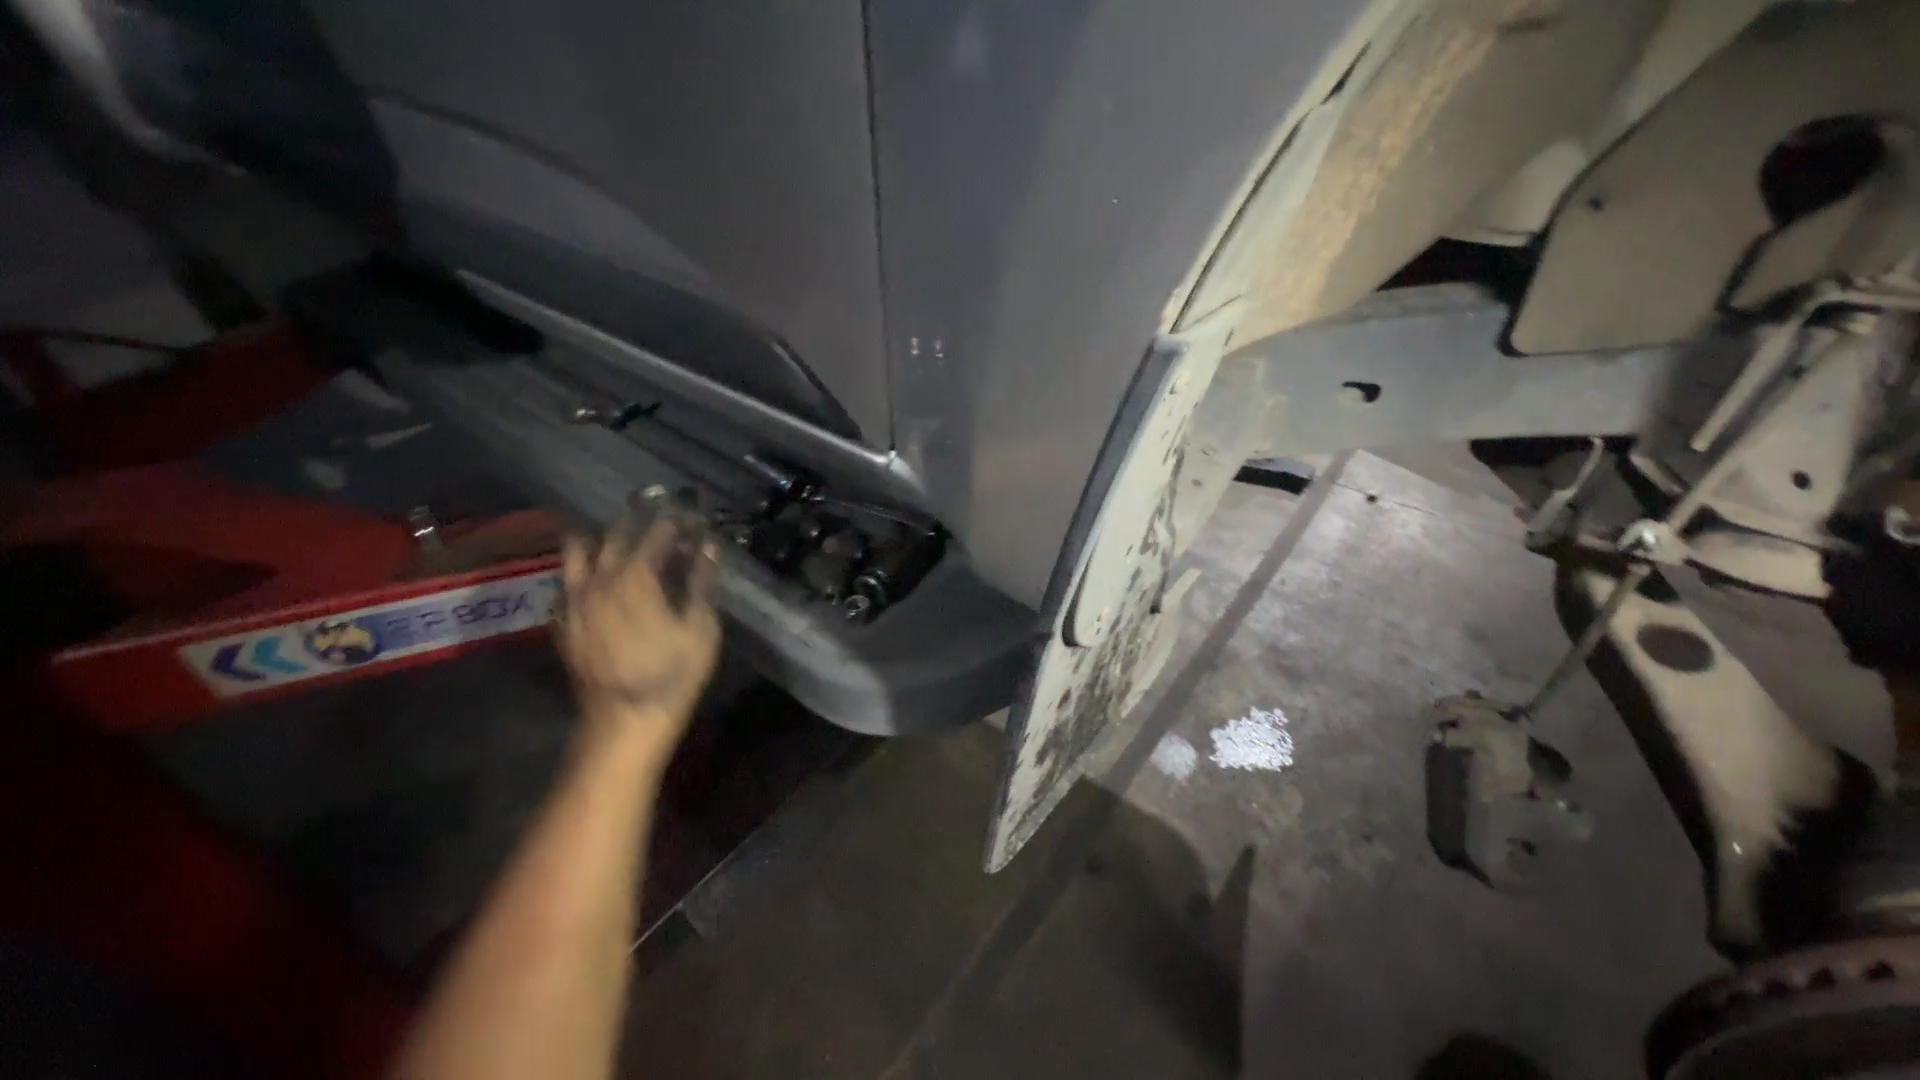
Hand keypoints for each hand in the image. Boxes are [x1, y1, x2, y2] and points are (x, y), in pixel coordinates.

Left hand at [556, 514, 721, 753]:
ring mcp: (574, 598)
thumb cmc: (672, 673)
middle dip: (639, 520)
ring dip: (600, 538)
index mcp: (637, 574)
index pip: (656, 530)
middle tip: (659, 519)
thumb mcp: (700, 627)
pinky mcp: (563, 620)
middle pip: (615, 533)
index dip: (676, 520)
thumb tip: (707, 544)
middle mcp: (599, 577)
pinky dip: (582, 570)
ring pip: (579, 550)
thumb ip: (701, 580)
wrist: (624, 720)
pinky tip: (596, 580)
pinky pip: (567, 582)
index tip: (692, 517)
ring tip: (619, 540)